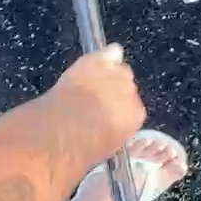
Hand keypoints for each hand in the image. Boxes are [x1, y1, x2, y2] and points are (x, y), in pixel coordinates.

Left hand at [44, 46, 146, 162]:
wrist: (65, 127)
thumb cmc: (84, 146)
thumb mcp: (105, 148)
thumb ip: (113, 132)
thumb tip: (106, 131)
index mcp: (135, 116)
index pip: (133, 108)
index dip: (119, 110)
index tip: (107, 114)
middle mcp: (130, 91)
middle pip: (127, 85)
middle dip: (114, 92)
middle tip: (95, 102)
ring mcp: (114, 73)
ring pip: (118, 68)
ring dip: (107, 75)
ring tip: (91, 84)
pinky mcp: (98, 61)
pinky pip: (110, 52)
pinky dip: (107, 55)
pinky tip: (102, 58)